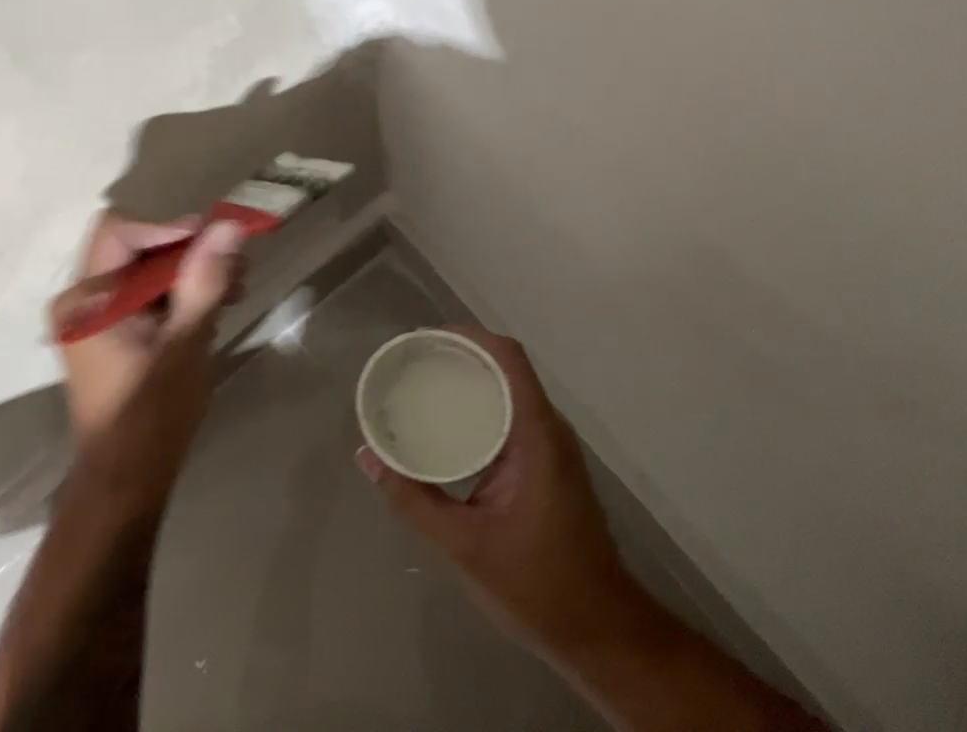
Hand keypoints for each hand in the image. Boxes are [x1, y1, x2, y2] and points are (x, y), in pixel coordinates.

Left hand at [48, 211, 243, 446]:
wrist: (125, 481)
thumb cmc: (152, 415)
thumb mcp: (186, 344)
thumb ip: (204, 281)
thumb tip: (228, 226)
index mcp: (86, 300)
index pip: (121, 232)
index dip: (170, 229)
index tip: (216, 240)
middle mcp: (79, 302)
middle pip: (133, 250)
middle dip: (186, 252)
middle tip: (236, 264)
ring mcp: (91, 321)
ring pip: (141, 274)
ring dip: (187, 275)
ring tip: (235, 287)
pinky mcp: (107, 338)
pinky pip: (141, 300)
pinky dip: (176, 298)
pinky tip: (213, 309)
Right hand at [356, 327, 632, 656]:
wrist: (600, 631)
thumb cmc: (537, 585)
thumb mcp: (462, 544)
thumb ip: (412, 498)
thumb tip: (366, 456)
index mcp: (536, 437)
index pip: (508, 359)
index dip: (468, 336)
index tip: (423, 339)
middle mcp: (548, 433)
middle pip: (505, 369)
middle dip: (457, 356)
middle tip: (406, 363)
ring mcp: (550, 451)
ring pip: (507, 395)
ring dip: (467, 382)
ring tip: (416, 386)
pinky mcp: (545, 469)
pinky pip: (508, 421)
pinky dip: (476, 411)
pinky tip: (442, 428)